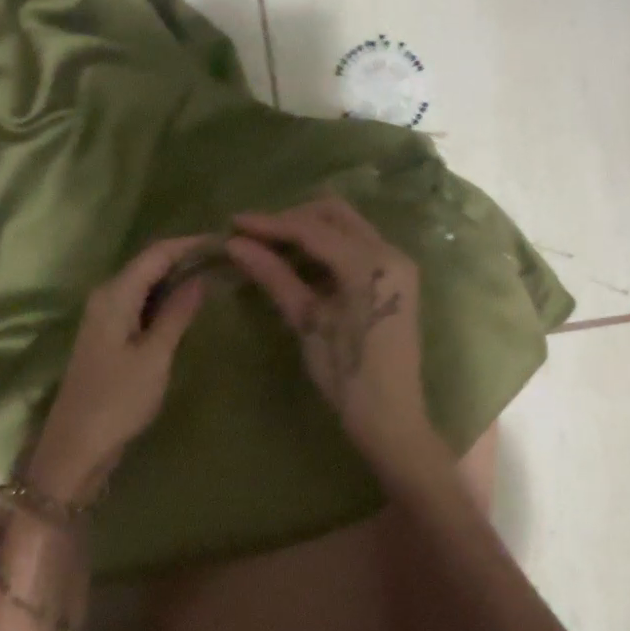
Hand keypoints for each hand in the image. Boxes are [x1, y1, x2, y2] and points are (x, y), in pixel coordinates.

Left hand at [27, 236, 210, 502]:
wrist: (76, 446)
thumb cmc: (118, 400)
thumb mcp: (154, 356)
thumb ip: (176, 313)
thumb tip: (199, 278)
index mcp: (115, 294)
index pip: (157, 253)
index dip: (190, 244)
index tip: (227, 241)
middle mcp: (105, 296)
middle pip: (149, 265)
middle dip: (186, 259)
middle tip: (228, 260)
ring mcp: (104, 317)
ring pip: (144, 285)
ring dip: (176, 280)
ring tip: (216, 279)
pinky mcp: (107, 337)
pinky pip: (139, 305)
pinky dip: (163, 302)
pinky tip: (187, 310)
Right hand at [226, 197, 431, 458]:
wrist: (389, 415)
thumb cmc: (346, 374)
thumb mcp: (307, 321)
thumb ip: (275, 276)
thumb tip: (236, 245)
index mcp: (370, 263)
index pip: (312, 229)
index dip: (270, 224)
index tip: (233, 223)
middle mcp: (389, 251)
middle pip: (333, 215)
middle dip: (291, 219)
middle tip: (253, 237)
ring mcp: (396, 263)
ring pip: (345, 226)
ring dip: (308, 230)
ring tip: (269, 248)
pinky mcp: (394, 277)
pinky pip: (356, 245)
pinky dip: (325, 246)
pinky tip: (298, 262)